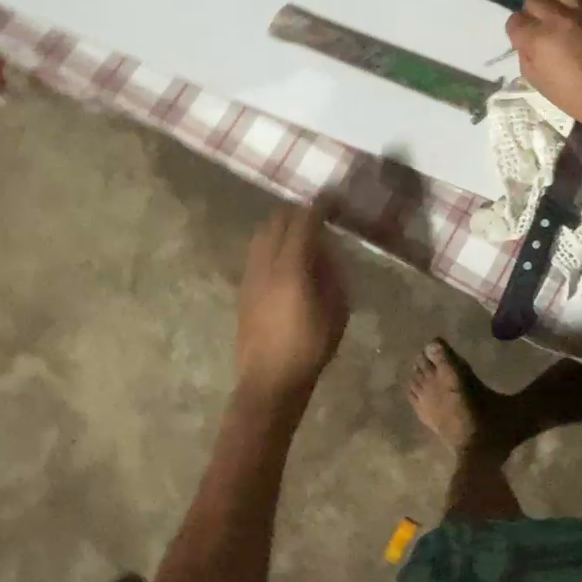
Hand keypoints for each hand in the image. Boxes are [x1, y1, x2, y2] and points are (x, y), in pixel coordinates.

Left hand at [234, 203, 347, 406]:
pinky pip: (256, 252)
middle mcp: (266, 264)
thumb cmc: (311, 347)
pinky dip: (272, 244)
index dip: (319, 207)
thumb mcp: (338, 309)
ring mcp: (250, 276)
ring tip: (301, 234)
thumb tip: (327, 251)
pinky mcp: (243, 289)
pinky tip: (286, 258)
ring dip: (281, 226)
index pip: (304, 222)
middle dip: (298, 212)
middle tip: (318, 215)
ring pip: (262, 234)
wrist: (269, 381)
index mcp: (292, 267)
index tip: (333, 200)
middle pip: (277, 221)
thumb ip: (333, 273)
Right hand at [505, 0, 581, 136]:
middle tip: (542, 32)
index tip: (524, 44)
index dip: (517, 34)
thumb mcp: (541, 86)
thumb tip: (527, 45)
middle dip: (533, 16)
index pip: (514, 22)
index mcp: (538, 39)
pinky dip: (580, 1)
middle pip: (534, 1)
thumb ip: (528, 60)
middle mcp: (557, 18)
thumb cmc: (579, 99)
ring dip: (555, 2)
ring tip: (561, 17)